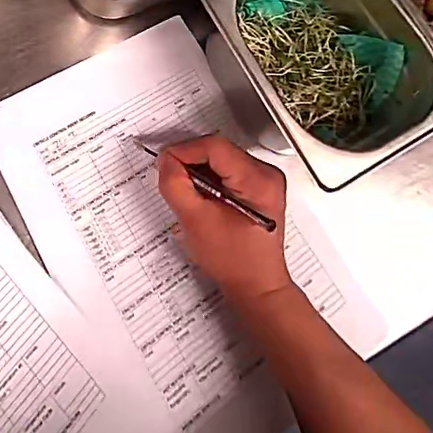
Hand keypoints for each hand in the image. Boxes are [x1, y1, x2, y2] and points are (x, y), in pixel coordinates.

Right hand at [157, 135, 292, 303]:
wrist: (256, 285)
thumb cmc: (233, 261)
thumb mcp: (194, 221)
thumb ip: (176, 185)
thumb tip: (167, 160)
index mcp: (257, 181)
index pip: (215, 147)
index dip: (185, 151)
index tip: (166, 162)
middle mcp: (266, 174)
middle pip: (218, 149)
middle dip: (191, 161)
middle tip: (173, 178)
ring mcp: (265, 179)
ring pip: (221, 157)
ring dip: (200, 169)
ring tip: (190, 193)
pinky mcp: (258, 185)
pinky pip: (227, 167)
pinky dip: (210, 176)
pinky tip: (203, 197)